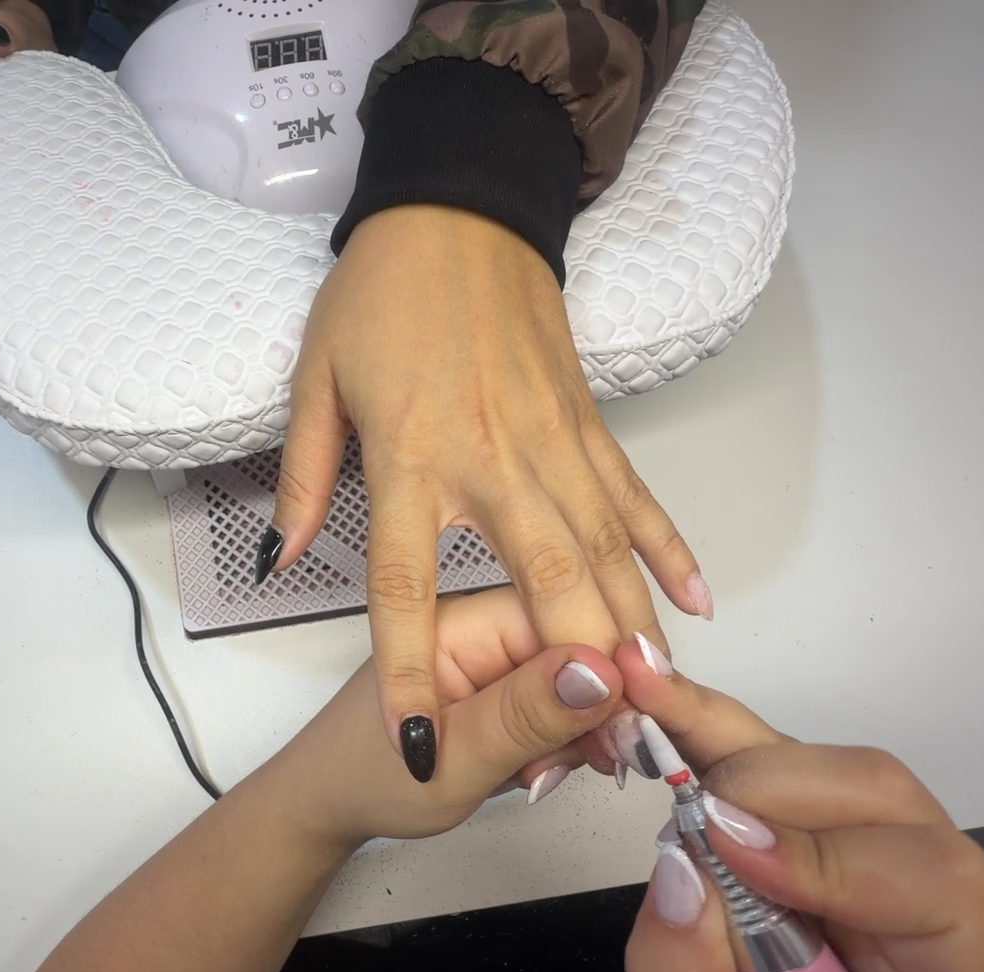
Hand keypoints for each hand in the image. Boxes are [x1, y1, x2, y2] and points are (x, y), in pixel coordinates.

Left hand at [256, 590, 626, 848]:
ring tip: (539, 770)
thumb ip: (524, 715)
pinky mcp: (499, 670)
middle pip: (582, 638)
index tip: (619, 736)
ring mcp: (491, 643)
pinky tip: (547, 759)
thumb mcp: (451, 759)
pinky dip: (568, 729)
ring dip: (580, 727)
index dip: (609, 675)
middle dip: (596, 708)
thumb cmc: (369, 777)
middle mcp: (481, 619)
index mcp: (461, 620)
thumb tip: (604, 668)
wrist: (330, 796)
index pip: (565, 613)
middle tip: (571, 763)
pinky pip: (560, 689)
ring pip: (578, 670)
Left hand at [264, 204, 709, 781]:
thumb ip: (307, 478)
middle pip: (543, 585)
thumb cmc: (377, 298)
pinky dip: (668, 549)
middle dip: (575, 673)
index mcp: (411, 462)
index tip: (421, 749)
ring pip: (605, 553)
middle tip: (601, 747)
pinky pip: (635, 496)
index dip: (410, 677)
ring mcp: (554, 444)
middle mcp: (493, 465)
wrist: (459, 210)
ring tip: (656, 702)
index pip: (406, 590)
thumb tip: (288, 557)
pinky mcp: (590, 422)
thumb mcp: (316, 380)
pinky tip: (695, 603)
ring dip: (634, 631)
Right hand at [614, 645, 983, 971]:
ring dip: (730, 748)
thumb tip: (677, 865)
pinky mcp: (810, 787)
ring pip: (826, 755)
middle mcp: (931, 876)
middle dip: (763, 789)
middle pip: (878, 790)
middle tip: (682, 811)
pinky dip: (702, 715)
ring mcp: (875, 823)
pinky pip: (771, 737)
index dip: (826, 856)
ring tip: (663, 769)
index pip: (932, 882)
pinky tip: (651, 695)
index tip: (723, 847)